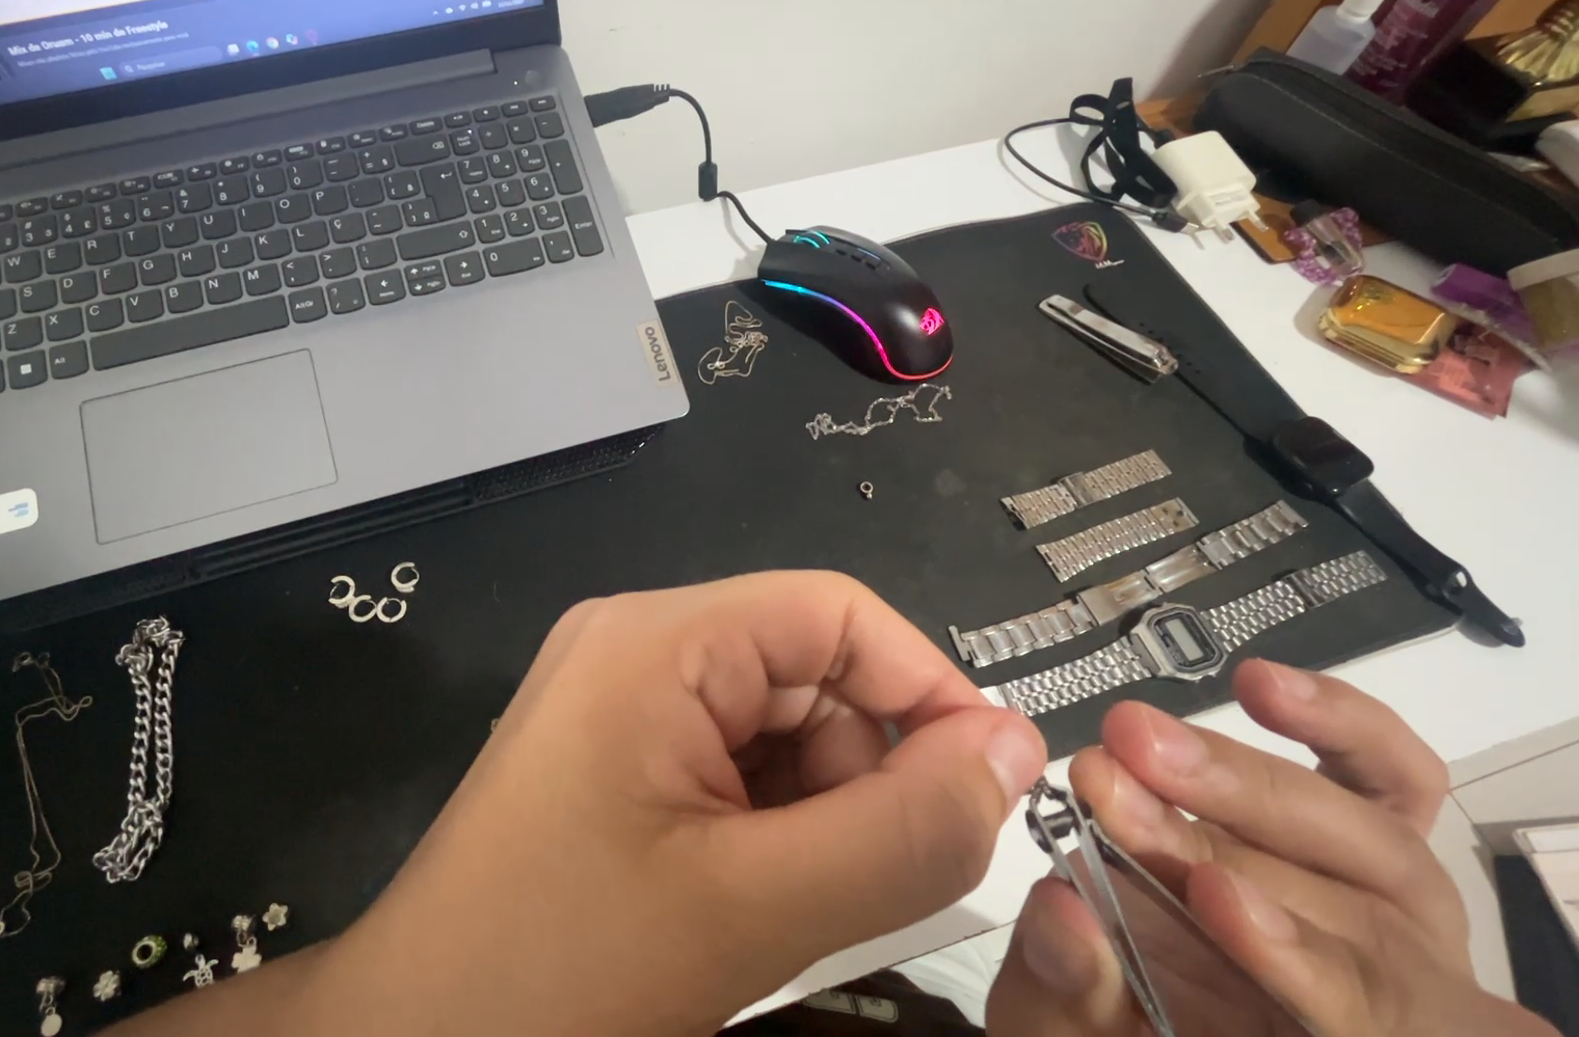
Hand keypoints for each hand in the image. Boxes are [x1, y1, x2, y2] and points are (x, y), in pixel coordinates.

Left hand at [108, 573, 1044, 1036]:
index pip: (834, 613)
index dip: (924, 685)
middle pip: (806, 671)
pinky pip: (729, 760)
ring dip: (819, 807)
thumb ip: (906, 831)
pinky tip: (751, 891)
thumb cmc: (567, 964)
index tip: (989, 785)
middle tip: (866, 880)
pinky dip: (771, 822)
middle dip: (862, 768)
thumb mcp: (758, 907)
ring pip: (776, 725)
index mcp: (658, 640)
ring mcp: (618, 695)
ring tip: (789, 900)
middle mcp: (636, 644)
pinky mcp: (612, 749)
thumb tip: (1012, 750)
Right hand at [985, 661, 1556, 1036]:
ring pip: (1362, 831)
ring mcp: (1385, 909)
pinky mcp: (1357, 839)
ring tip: (1127, 735)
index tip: (1212, 894)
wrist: (1114, 989)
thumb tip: (1062, 908)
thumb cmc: (1092, 1023)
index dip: (1308, 962)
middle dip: (1230, 833)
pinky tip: (1259, 686)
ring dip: (1235, 775)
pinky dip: (1337, 726)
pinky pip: (1387, 779)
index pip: (1372, 1017)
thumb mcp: (1060, 1033)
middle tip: (1109, 770)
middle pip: (1364, 911)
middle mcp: (1395, 989)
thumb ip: (1072, 990)